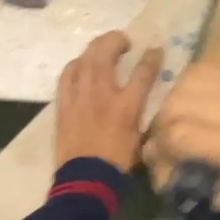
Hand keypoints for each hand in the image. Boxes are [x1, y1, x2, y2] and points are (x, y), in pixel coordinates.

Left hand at [55, 31, 162, 171]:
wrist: (86, 180)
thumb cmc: (118, 162)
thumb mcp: (138, 135)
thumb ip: (139, 110)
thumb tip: (140, 94)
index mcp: (126, 107)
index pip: (142, 72)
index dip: (152, 57)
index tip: (156, 49)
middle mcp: (102, 96)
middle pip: (105, 54)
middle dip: (116, 40)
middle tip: (124, 40)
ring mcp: (79, 98)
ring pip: (84, 59)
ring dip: (95, 48)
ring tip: (103, 48)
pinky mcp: (63, 104)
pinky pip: (67, 75)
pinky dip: (76, 65)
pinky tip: (81, 65)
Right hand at [144, 64, 219, 214]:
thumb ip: (188, 181)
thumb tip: (157, 166)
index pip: (178, 134)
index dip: (160, 149)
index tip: (160, 162)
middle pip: (177, 103)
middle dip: (161, 125)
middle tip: (166, 143)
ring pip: (187, 80)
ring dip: (173, 101)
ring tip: (177, 120)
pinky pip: (207, 69)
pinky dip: (189, 83)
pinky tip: (192, 101)